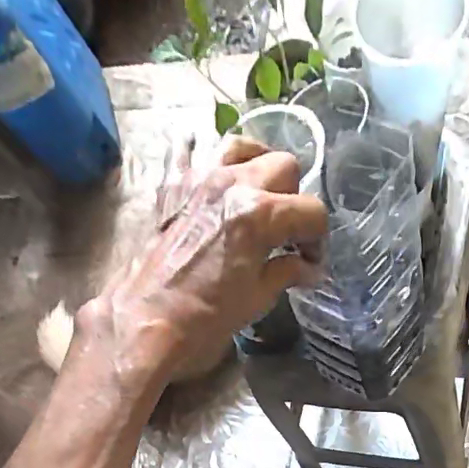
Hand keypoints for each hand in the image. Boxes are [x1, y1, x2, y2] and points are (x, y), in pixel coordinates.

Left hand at [81, 135, 327, 380]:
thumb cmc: (208, 316)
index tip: (310, 259)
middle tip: (286, 230)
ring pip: (241, 146)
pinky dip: (204, 155)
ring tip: (258, 192)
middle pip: (284, 166)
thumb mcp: (258, 297)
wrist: (151, 321)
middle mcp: (232, 184)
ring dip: (257, 165)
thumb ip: (287, 272)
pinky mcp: (172, 186)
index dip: (317, 238)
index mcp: (260, 214)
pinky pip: (189, 149)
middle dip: (293, 197)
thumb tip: (307, 268)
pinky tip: (212, 172)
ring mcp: (199, 179)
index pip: (311, 211)